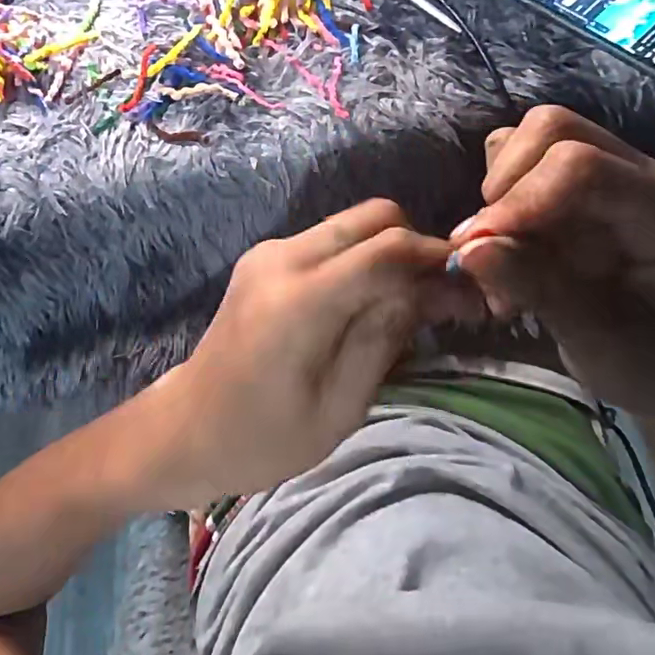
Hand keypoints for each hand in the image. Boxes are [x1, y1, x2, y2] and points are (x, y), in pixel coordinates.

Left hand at [137, 199, 478, 508]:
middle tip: (438, 294)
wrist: (185, 427)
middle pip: (373, 216)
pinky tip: (365, 302)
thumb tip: (430, 288)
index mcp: (301, 297)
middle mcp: (284, 256)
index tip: (469, 287)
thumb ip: (384, 336)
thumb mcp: (339, 406)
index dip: (437, 258)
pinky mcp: (265, 255)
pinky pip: (329, 240)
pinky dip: (360, 258)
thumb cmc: (262, 438)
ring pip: (352, 223)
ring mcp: (270, 250)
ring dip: (388, 251)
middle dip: (415, 245)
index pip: (388, 247)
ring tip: (406, 303)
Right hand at [451, 106, 654, 418]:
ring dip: (499, 188)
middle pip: (558, 130)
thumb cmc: (647, 370)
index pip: (588, 168)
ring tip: (497, 249)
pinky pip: (523, 156)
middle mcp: (651, 180)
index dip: (522, 196)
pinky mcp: (583, 179)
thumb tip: (467, 249)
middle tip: (485, 244)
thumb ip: (537, 291)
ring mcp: (616, 173)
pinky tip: (506, 241)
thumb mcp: (596, 346)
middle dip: (506, 183)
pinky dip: (498, 195)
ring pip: (535, 135)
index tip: (477, 244)